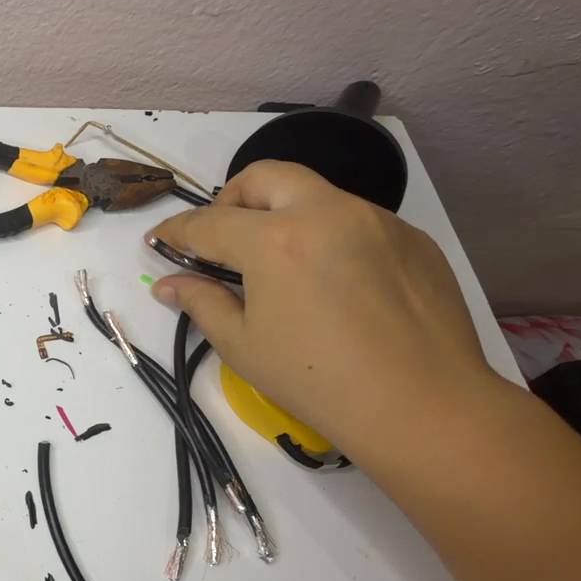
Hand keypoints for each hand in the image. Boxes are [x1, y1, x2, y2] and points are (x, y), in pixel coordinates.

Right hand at [148, 160, 501, 457]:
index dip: (175, 231)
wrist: (422, 403)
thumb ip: (201, 302)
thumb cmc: (315, 380)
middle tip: (220, 235)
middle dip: (231, 197)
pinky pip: (357, 222)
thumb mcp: (241, 345)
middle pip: (265, 177)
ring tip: (277, 264)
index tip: (158, 241)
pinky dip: (328, 238)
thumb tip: (169, 284)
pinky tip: (331, 284)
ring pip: (315, 195)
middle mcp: (325, 213)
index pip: (208, 222)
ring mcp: (376, 220)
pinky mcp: (412, 239)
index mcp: (274, 240)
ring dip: (283, 215)